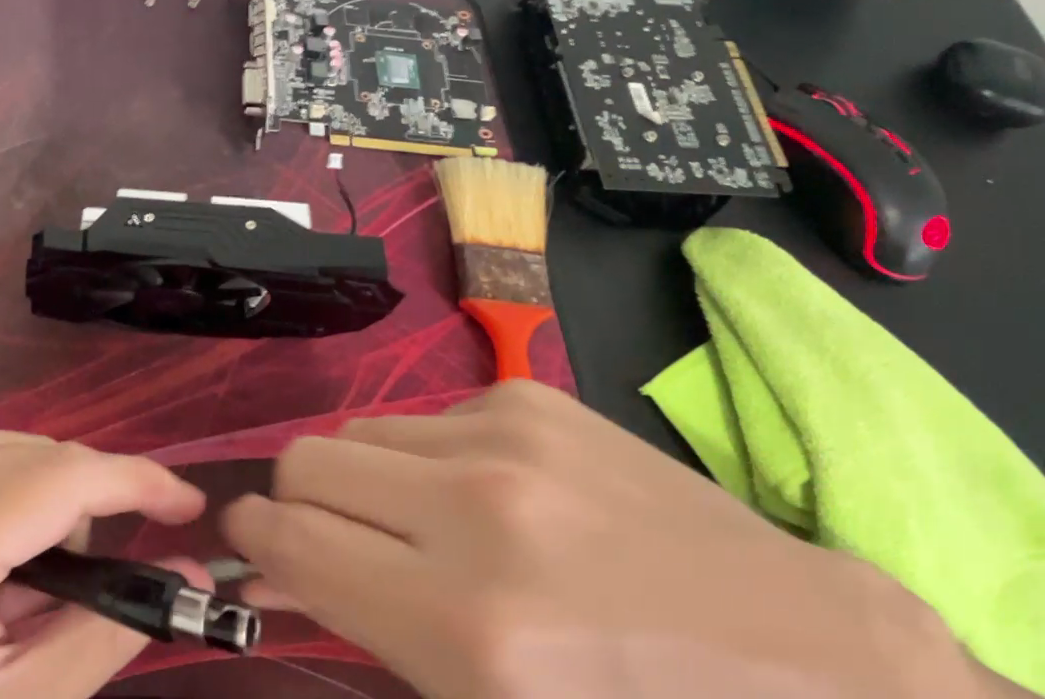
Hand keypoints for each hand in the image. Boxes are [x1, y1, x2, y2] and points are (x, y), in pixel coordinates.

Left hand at [0, 431, 206, 698]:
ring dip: (46, 503)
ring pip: (16, 449)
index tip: (188, 508)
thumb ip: (104, 633)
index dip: (139, 484)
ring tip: (25, 585)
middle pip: (44, 458)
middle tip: (90, 587)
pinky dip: (7, 494)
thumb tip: (186, 575)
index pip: (63, 479)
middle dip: (89, 510)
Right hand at [223, 380, 992, 698]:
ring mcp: (511, 438)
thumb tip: (275, 565)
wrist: (815, 672)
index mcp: (464, 624)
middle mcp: (477, 511)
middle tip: (342, 547)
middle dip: (302, 507)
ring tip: (426, 529)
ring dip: (366, 482)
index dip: (255, 541)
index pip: (289, 538)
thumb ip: (360, 631)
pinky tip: (490, 501)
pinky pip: (423, 419)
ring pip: (356, 433)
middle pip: (304, 462)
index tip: (257, 548)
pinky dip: (426, 459)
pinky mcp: (536, 400)